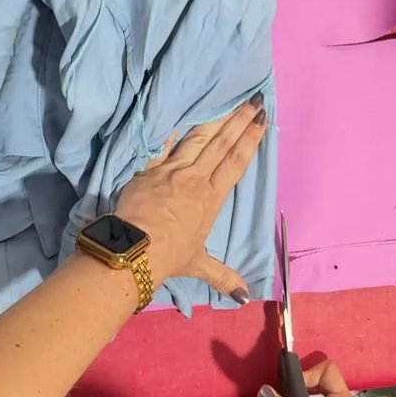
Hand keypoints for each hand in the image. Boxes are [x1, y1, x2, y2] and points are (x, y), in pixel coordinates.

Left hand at [113, 95, 267, 299]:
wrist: (134, 250)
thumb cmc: (168, 256)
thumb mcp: (198, 265)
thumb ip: (223, 276)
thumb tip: (245, 297)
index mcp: (211, 197)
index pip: (236, 162)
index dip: (250, 139)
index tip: (262, 120)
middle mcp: (194, 178)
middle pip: (221, 143)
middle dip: (238, 119)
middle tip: (253, 99)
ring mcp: (170, 170)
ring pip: (196, 138)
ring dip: (213, 119)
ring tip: (225, 103)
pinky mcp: (147, 168)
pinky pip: (162, 144)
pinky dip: (172, 128)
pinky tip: (180, 112)